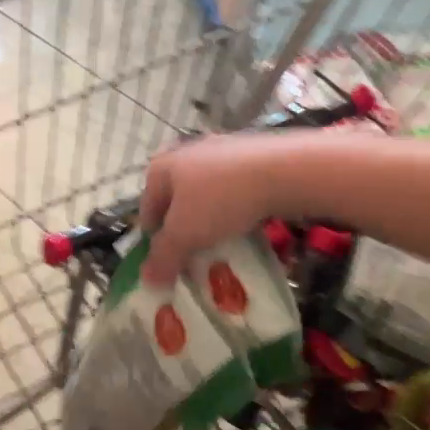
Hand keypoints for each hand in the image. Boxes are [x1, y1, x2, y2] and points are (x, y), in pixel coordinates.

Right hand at [139, 133, 301, 286]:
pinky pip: (232, 186)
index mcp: (161, 168)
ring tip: (221, 241)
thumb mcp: (185, 235)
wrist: (282, 170)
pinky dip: (233, 205)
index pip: (147, 210)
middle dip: (182, 227)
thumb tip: (147, 280)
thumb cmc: (220, 199)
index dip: (153, 239)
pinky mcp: (249, 151)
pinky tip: (246, 222)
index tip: (167, 262)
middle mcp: (185, 152)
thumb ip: (163, 257)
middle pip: (176, 200)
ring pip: (205, 192)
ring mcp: (219, 149)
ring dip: (208, 217)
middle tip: (193, 254)